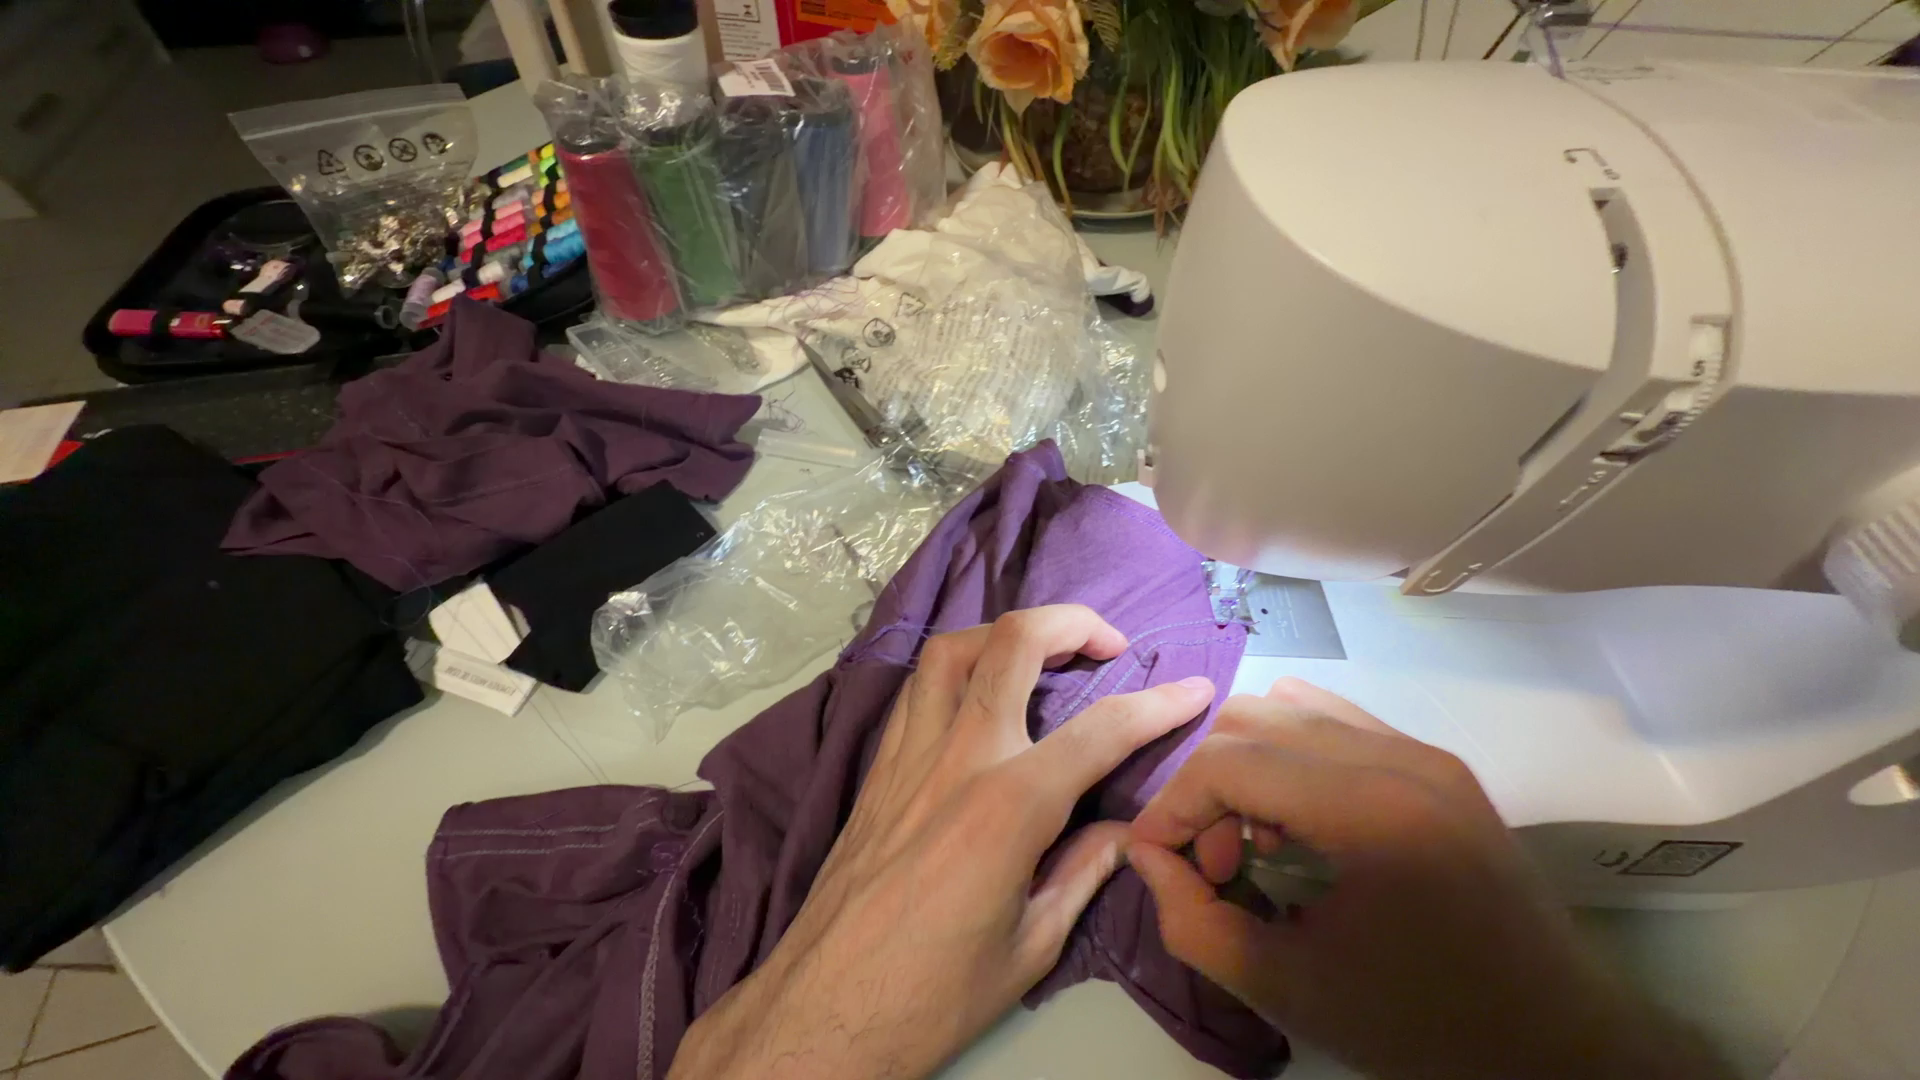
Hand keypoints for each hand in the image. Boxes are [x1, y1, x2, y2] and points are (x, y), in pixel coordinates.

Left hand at [668, 604, 1217, 1079]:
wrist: (824, 1006)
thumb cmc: (935, 992)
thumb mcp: (1031, 946)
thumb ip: (1082, 871)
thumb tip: (1121, 827)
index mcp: (1010, 805)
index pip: (1102, 730)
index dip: (1160, 703)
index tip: (1195, 687)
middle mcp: (959, 755)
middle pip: (1013, 643)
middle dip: (1072, 623)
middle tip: (1108, 643)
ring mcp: (909, 751)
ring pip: (952, 649)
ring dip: (1003, 633)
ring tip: (1040, 653)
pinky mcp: (878, 763)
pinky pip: (918, 687)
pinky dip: (957, 668)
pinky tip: (976, 694)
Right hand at [1128, 678, 1734, 1079]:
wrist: (1559, 1046)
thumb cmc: (1420, 1025)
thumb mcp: (1287, 992)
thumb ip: (1193, 922)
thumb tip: (1143, 855)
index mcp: (1369, 811)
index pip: (1228, 762)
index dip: (1171, 805)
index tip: (1153, 856)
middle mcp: (1398, 757)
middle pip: (1250, 721)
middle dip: (1205, 786)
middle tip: (1210, 861)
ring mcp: (1423, 751)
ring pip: (1286, 709)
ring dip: (1244, 765)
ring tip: (1251, 840)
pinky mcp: (1435, 760)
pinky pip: (1333, 720)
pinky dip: (1287, 753)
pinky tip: (1294, 816)